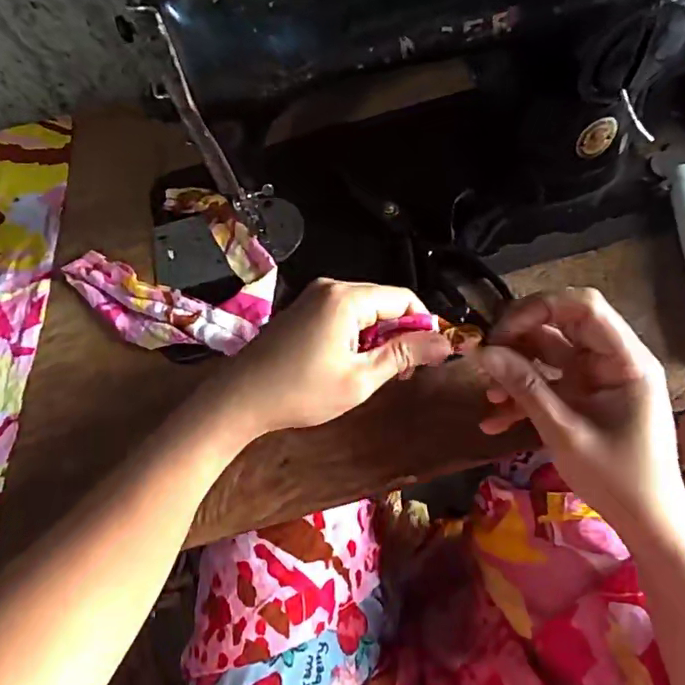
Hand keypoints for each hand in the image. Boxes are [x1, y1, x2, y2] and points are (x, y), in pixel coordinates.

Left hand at [197, 279, 454, 438]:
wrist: (240, 397)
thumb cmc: (300, 391)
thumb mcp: (360, 379)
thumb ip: (404, 355)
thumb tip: (444, 342)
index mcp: (346, 298)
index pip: (404, 298)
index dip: (423, 327)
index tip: (429, 358)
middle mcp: (330, 288)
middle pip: (385, 301)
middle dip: (400, 334)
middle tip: (400, 373)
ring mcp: (314, 296)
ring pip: (366, 310)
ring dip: (378, 338)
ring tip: (374, 373)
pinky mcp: (303, 309)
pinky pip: (344, 314)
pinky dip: (356, 336)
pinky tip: (350, 364)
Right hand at [472, 287, 684, 531]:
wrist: (648, 523)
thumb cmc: (618, 478)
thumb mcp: (564, 432)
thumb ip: (525, 387)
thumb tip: (483, 352)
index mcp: (625, 360)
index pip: (584, 307)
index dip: (539, 308)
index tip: (502, 331)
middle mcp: (612, 360)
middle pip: (560, 324)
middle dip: (518, 339)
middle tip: (487, 358)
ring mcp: (597, 378)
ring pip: (548, 353)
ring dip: (515, 369)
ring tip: (488, 396)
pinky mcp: (584, 396)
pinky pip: (548, 381)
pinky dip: (522, 395)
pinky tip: (495, 421)